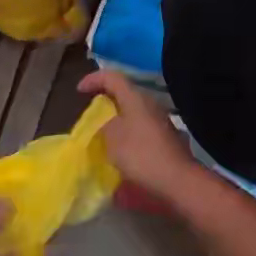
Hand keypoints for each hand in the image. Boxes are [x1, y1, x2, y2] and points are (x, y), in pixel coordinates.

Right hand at [80, 71, 202, 198]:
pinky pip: (140, 125)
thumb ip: (104, 125)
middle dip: (106, 99)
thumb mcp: (112, 138)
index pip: (112, 77)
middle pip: (124, 92)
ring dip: (117, 117)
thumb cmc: (140, 154)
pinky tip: (121, 147)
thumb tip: (106, 122)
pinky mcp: (165, 135)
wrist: (176, 178)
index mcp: (135, 97)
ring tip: (103, 132)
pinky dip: (127, 130)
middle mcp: (150, 102)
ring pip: (133, 110)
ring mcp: (160, 119)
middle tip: (91, 112)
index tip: (79, 90)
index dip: (94, 79)